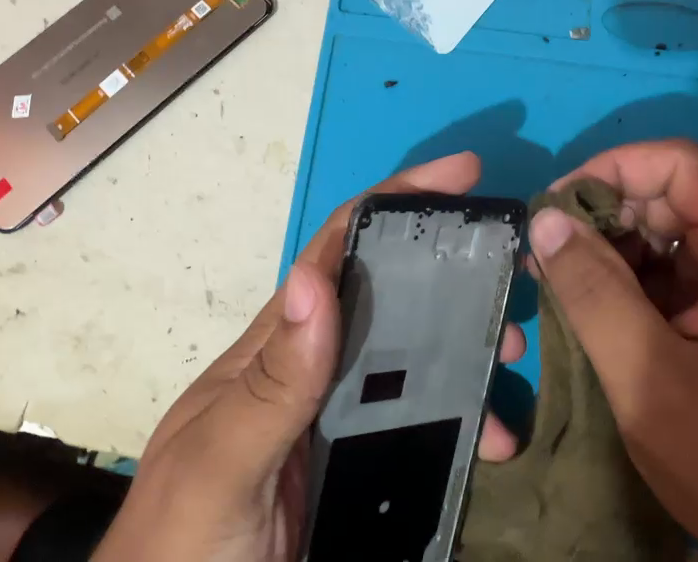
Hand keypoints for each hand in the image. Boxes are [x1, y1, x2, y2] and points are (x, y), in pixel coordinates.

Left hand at [92, 151, 525, 561]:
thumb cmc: (182, 539)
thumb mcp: (219, 461)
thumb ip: (269, 384)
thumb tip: (316, 278)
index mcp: (278, 347)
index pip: (339, 251)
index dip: (396, 200)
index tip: (465, 172)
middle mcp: (315, 371)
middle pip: (392, 299)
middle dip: (453, 277)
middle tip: (514, 282)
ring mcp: (339, 421)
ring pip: (417, 363)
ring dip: (466, 353)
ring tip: (509, 366)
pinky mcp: (363, 471)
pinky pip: (426, 430)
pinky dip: (466, 424)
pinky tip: (492, 441)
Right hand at [529, 139, 697, 561]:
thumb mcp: (652, 383)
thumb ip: (595, 294)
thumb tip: (545, 219)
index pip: (681, 167)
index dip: (611, 172)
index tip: (554, 211)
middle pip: (673, 196)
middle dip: (606, 218)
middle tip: (547, 258)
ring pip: (669, 233)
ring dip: (613, 252)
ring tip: (563, 288)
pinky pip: (677, 271)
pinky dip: (632, 282)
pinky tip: (596, 310)